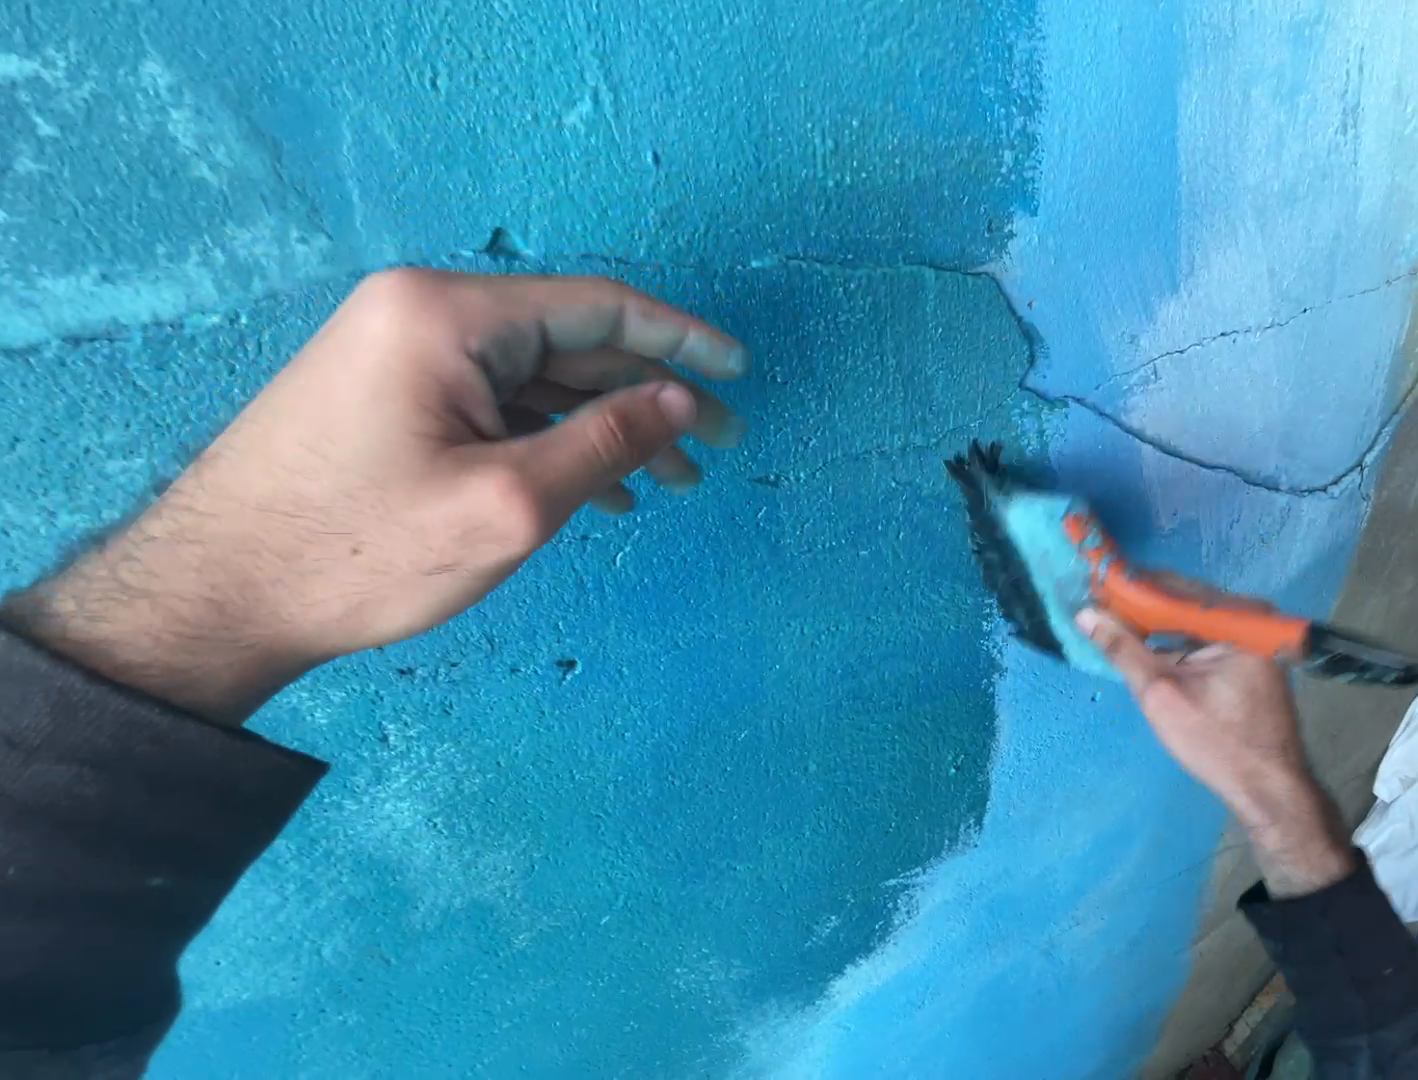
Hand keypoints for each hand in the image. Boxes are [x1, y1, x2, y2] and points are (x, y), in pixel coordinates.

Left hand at [2, 269, 747, 724]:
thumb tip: (682, 399)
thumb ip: (609, 440)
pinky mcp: (408, 399)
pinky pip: (513, 409)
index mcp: (450, 316)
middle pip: (578, 346)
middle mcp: (431, 316)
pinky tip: (609, 493)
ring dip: (618, 429)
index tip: (741, 369)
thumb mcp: (512, 501)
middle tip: (724, 444)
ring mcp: (416, 358)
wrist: (211, 601)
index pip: (599, 308)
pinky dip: (567, 444)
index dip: (681, 339)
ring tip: (679, 482)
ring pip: (551, 383)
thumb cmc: (364, 551)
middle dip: (657, 397)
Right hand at [1077, 601, 1355, 897]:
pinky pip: (1202, 637)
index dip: (1128, 588)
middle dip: (1138, 605)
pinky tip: (1144, 647)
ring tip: (1112, 625)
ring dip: (1154, 624)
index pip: (1172, 587)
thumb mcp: (1159, 692)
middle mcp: (1250, 619)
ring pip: (1190, 620)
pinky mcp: (1247, 659)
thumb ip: (1122, 648)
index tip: (1091, 589)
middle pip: (1182, 601)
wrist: (1269, 790)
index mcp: (1238, 619)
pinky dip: (1173, 640)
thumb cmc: (1215, 741)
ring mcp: (1252, 639)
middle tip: (1096, 609)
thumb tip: (1084, 613)